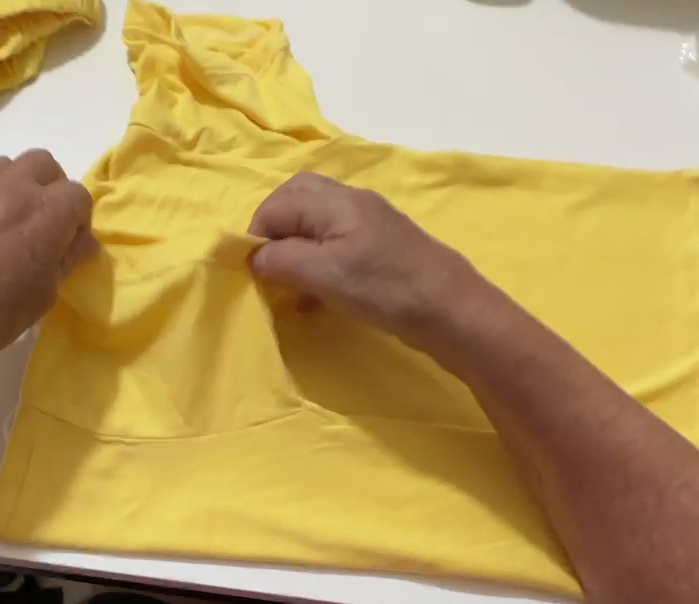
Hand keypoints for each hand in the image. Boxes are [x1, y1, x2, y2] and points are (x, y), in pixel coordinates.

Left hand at [0, 150, 95, 408]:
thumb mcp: (43, 296)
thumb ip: (66, 260)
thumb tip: (82, 242)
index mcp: (45, 211)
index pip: (78, 195)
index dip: (79, 221)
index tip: (71, 246)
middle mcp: (10, 187)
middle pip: (43, 165)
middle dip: (51, 190)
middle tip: (44, 229)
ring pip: (3, 168)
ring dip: (14, 189)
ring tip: (7, 230)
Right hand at [248, 173, 490, 347]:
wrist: (447, 307)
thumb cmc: (381, 288)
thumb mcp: (322, 274)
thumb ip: (281, 260)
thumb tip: (255, 258)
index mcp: (333, 202)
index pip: (276, 205)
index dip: (256, 236)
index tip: (252, 273)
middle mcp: (349, 201)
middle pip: (296, 200)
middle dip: (273, 232)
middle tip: (266, 270)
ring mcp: (367, 221)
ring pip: (315, 221)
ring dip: (293, 248)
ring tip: (287, 284)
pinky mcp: (378, 245)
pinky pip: (333, 241)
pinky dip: (315, 261)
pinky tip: (314, 292)